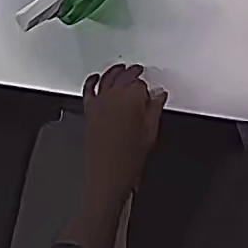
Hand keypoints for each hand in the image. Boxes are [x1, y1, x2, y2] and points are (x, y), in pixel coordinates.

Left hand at [65, 63, 165, 247]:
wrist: (107, 179)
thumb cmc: (128, 160)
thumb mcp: (150, 134)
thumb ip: (154, 109)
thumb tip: (159, 96)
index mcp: (132, 99)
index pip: (141, 83)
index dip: (147, 87)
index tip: (151, 93)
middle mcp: (113, 97)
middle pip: (124, 76)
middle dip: (133, 74)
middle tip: (140, 74)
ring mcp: (99, 103)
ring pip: (108, 78)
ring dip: (116, 71)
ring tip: (122, 69)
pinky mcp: (88, 111)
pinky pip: (89, 89)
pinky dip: (92, 81)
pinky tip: (96, 78)